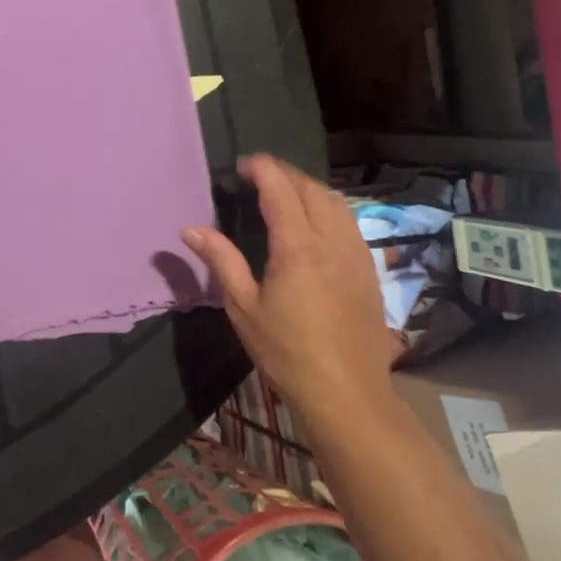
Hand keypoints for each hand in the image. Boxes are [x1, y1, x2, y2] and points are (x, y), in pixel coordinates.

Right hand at [182, 155, 390, 424]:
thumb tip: (191, 229)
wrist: (347, 393)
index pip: (280, 189)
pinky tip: (316, 225)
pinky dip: (330, 210)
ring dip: (310, 188)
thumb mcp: (243, 308)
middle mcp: (331, 242)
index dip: (261, 169)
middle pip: (311, 189)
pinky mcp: (369, 271)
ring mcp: (356, 255)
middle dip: (285, 174)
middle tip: (258, 177)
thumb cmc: (287, 352)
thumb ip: (221, 261)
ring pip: (337, 203)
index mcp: (297, 247)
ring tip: (286, 194)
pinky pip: (350, 224)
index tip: (241, 166)